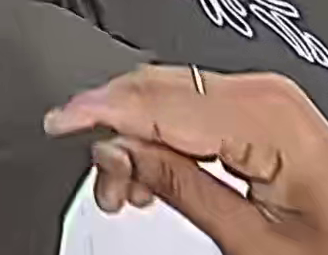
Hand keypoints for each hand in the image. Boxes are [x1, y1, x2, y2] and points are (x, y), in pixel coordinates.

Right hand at [44, 67, 327, 254]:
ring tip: (122, 186)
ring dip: (134, 133)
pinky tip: (150, 167)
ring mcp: (264, 97)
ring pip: (166, 95)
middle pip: (156, 88)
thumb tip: (111, 145)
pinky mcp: (262, 111)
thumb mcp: (260, 246)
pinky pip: (190, 106)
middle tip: (97, 177)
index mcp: (267, 115)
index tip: (59, 121)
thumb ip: (177, 184)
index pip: (156, 99)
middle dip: (113, 126)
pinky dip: (160, 133)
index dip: (100, 109)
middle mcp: (263, 92)